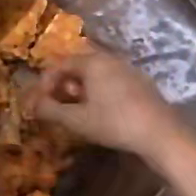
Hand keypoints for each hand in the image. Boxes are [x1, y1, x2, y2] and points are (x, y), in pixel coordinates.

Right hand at [29, 53, 195, 165]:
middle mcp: (110, 60)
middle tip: (55, 105)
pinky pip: (110, 82)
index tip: (39, 101)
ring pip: (95, 74)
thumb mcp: (77, 120)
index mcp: (93, 62)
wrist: (162, 136)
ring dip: (79, 90)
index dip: (45, 82)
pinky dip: (97, 93)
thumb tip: (32, 105)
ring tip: (75, 111)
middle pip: (78, 66)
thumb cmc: (115, 123)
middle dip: (62, 85)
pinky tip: (99, 113)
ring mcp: (128, 71)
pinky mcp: (141, 85)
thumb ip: (50, 110)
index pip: (60, 64)